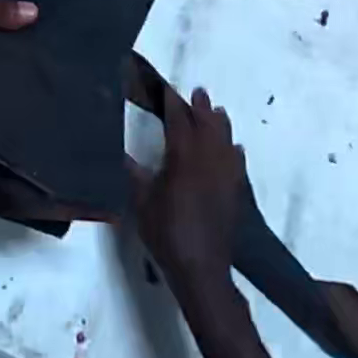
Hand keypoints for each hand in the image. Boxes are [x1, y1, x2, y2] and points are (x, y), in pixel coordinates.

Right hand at [132, 87, 247, 290]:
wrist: (200, 268)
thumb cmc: (165, 230)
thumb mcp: (139, 199)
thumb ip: (132, 172)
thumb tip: (119, 152)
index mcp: (182, 158)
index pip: (178, 122)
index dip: (173, 105)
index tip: (167, 89)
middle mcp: (208, 162)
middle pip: (207, 127)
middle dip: (201, 108)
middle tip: (198, 92)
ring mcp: (225, 179)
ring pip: (226, 142)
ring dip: (220, 125)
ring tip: (218, 111)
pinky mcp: (235, 195)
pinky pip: (238, 165)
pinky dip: (235, 152)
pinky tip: (235, 148)